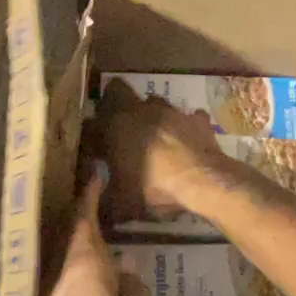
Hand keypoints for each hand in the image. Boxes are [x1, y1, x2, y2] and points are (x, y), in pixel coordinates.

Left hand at [22, 164, 160, 295]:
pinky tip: (110, 290)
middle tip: (111, 200)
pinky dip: (92, 279)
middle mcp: (61, 286)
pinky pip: (76, 294)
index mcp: (81, 272)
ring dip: (93, 252)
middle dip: (90, 219)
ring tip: (118, 241)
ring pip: (76, 269)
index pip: (84, 219)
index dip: (90, 193)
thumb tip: (126, 278)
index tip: (95, 169)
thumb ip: (137, 292)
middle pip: (75, 242)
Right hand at [89, 79, 225, 223]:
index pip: (93, 115)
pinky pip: (187, 118)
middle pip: (118, 89)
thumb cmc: (154, 187)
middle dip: (115, 103)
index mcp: (116, 125)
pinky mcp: (196, 118)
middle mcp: (140, 109)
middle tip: (118, 128)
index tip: (96, 144)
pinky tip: (185, 142)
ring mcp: (171, 110)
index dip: (92, 129)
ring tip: (153, 137)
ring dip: (150, 115)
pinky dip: (184, 127)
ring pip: (153, 102)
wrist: (202, 180)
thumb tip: (93, 206)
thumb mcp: (122, 203)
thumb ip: (104, 200)